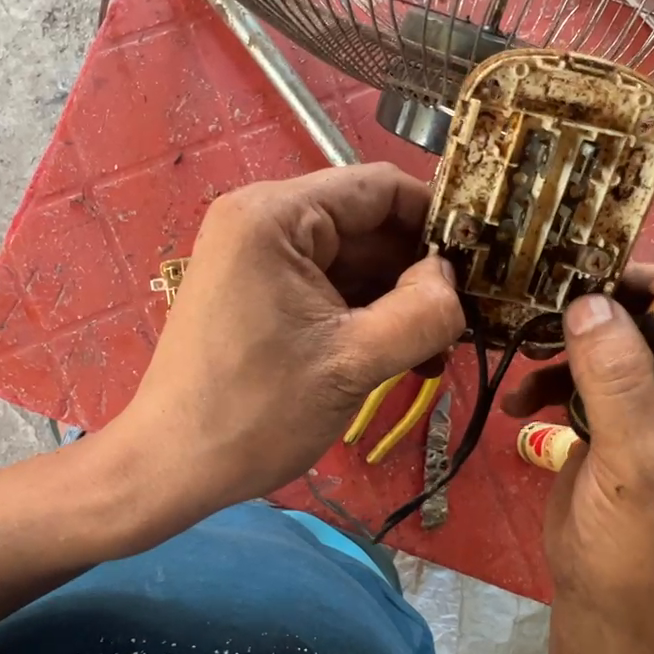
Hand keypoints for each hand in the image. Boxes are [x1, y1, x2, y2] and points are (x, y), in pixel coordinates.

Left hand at [114, 164, 464, 516]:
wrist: (172, 466)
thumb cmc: (256, 413)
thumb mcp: (354, 363)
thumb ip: (421, 313)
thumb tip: (452, 282)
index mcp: (276, 216)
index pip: (380, 188)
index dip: (438, 220)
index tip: (481, 262)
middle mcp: (262, 220)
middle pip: (366, 225)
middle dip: (417, 272)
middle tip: (463, 321)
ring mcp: (255, 256)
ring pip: (351, 261)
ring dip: (395, 301)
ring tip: (434, 351)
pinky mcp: (255, 290)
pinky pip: (325, 287)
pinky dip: (364, 315)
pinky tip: (398, 355)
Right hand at [504, 251, 653, 653]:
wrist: (614, 621)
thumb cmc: (653, 556)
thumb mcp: (641, 461)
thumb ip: (616, 376)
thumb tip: (588, 301)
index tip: (645, 285)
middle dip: (630, 304)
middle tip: (573, 306)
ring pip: (638, 334)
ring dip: (583, 341)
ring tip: (534, 354)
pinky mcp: (632, 417)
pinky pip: (600, 371)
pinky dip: (559, 378)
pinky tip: (522, 403)